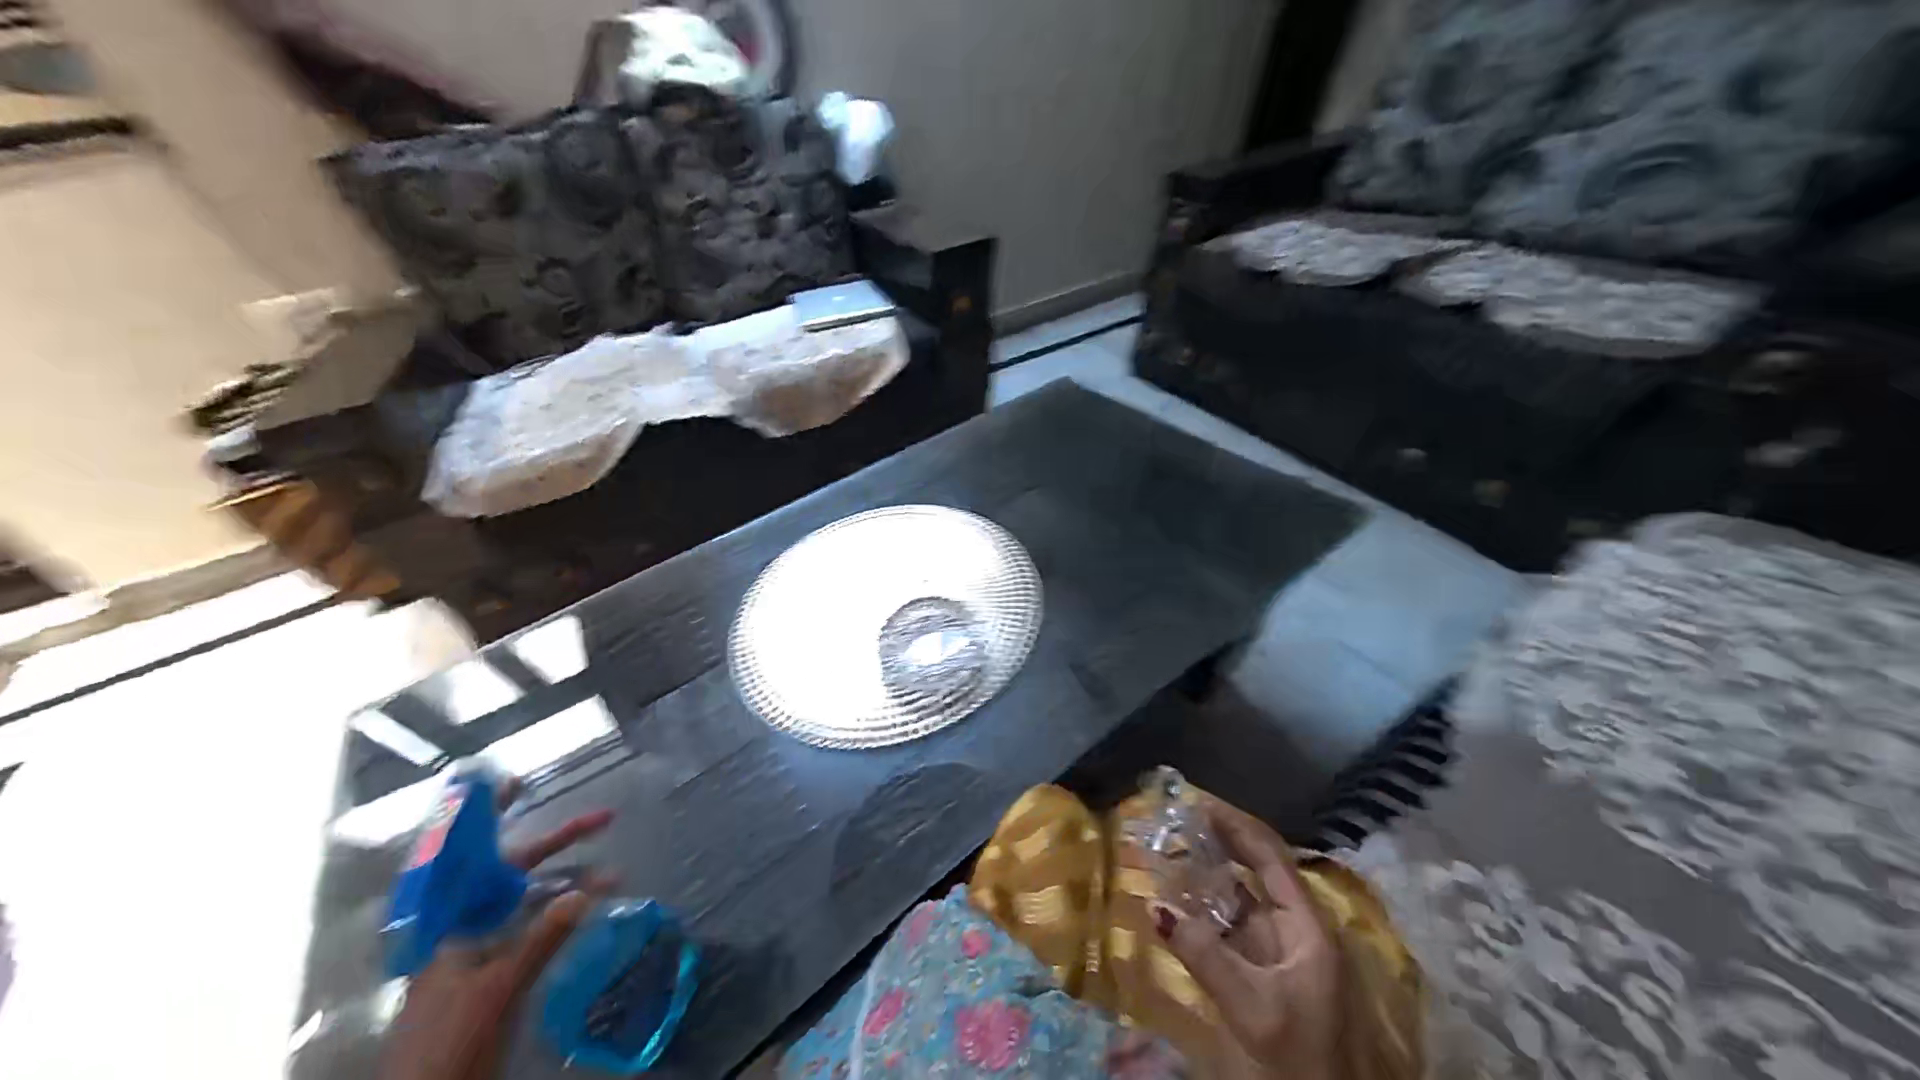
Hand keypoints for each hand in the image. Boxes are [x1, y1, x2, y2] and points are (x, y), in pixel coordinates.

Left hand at [377, 807, 614, 1079]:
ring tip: (613, 869)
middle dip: (554, 843)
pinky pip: (533, 928)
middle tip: (601, 819)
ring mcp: (478, 950)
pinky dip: (562, 914)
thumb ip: (541, 939)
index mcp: (447, 923)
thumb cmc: (449, 1042)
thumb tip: (585, 893)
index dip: (489, 816)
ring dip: (568, 881)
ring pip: (527, 900)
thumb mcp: (499, 989)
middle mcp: (462, 927)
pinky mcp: (493, 972)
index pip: (469, 854)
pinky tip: (592, 907)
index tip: (516, 781)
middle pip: (510, 870)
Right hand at [1148, 796, 1341, 1079]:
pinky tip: (1181, 901)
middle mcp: (1297, 928)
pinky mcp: (1266, 972)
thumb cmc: (1301, 1056)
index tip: (1199, 801)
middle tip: (1180, 818)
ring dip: (1211, 872)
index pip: (1271, 858)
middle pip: (1259, 869)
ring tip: (1174, 849)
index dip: (1236, 826)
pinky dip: (1207, 907)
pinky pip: (1233, 926)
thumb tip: (1155, 906)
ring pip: (1244, 897)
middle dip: (1222, 840)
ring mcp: (1282, 951)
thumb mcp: (1252, 1005)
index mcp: (1307, 926)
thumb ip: (1204, 954)